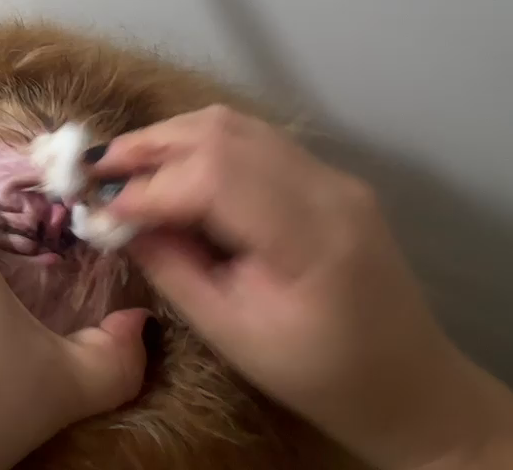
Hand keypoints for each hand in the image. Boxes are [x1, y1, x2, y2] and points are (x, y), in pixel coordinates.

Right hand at [94, 107, 512, 469]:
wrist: (417, 388)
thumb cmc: (322, 377)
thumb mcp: (233, 334)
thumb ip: (171, 267)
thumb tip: (116, 219)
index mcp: (311, 239)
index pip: (213, 179)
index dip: (147, 187)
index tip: (98, 205)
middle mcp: (325, 189)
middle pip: (219, 134)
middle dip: (147, 145)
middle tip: (95, 167)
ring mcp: (329, 174)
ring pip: (230, 124)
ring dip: (167, 137)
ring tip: (122, 163)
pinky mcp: (323, 174)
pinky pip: (248, 138)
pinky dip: (196, 143)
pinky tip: (168, 165)